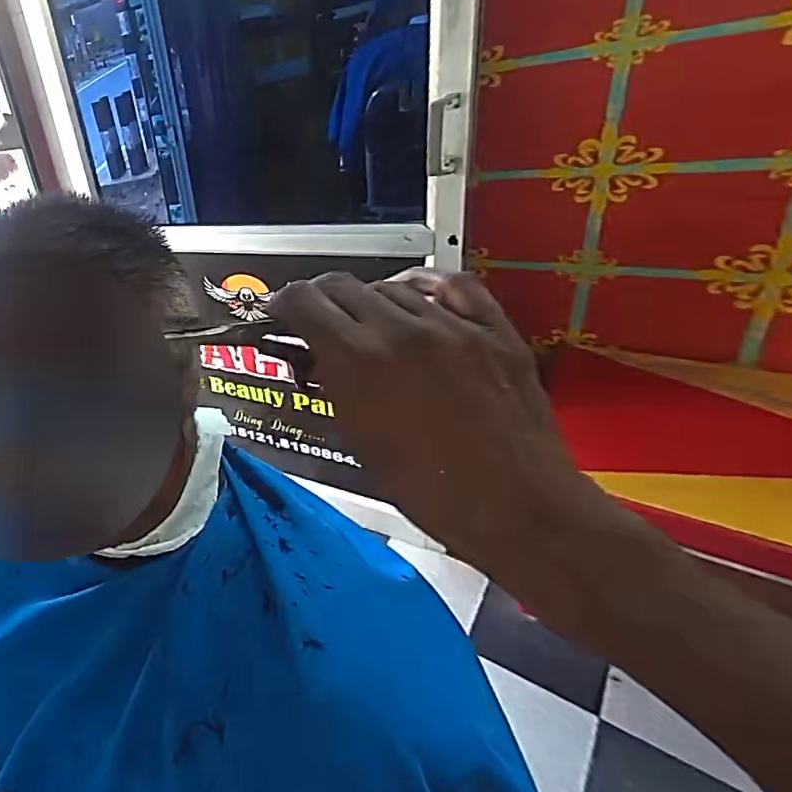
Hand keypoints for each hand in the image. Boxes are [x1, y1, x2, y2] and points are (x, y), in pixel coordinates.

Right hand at [266, 270, 633, 580]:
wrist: (511, 506)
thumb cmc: (427, 487)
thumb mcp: (352, 433)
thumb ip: (330, 382)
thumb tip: (316, 358)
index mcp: (357, 360)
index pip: (302, 300)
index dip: (282, 303)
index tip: (280, 311)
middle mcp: (401, 332)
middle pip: (340, 285)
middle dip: (317, 298)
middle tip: (314, 316)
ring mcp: (452, 327)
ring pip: (389, 285)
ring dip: (367, 298)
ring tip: (364, 320)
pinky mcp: (493, 332)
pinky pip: (452, 286)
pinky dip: (423, 285)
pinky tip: (413, 295)